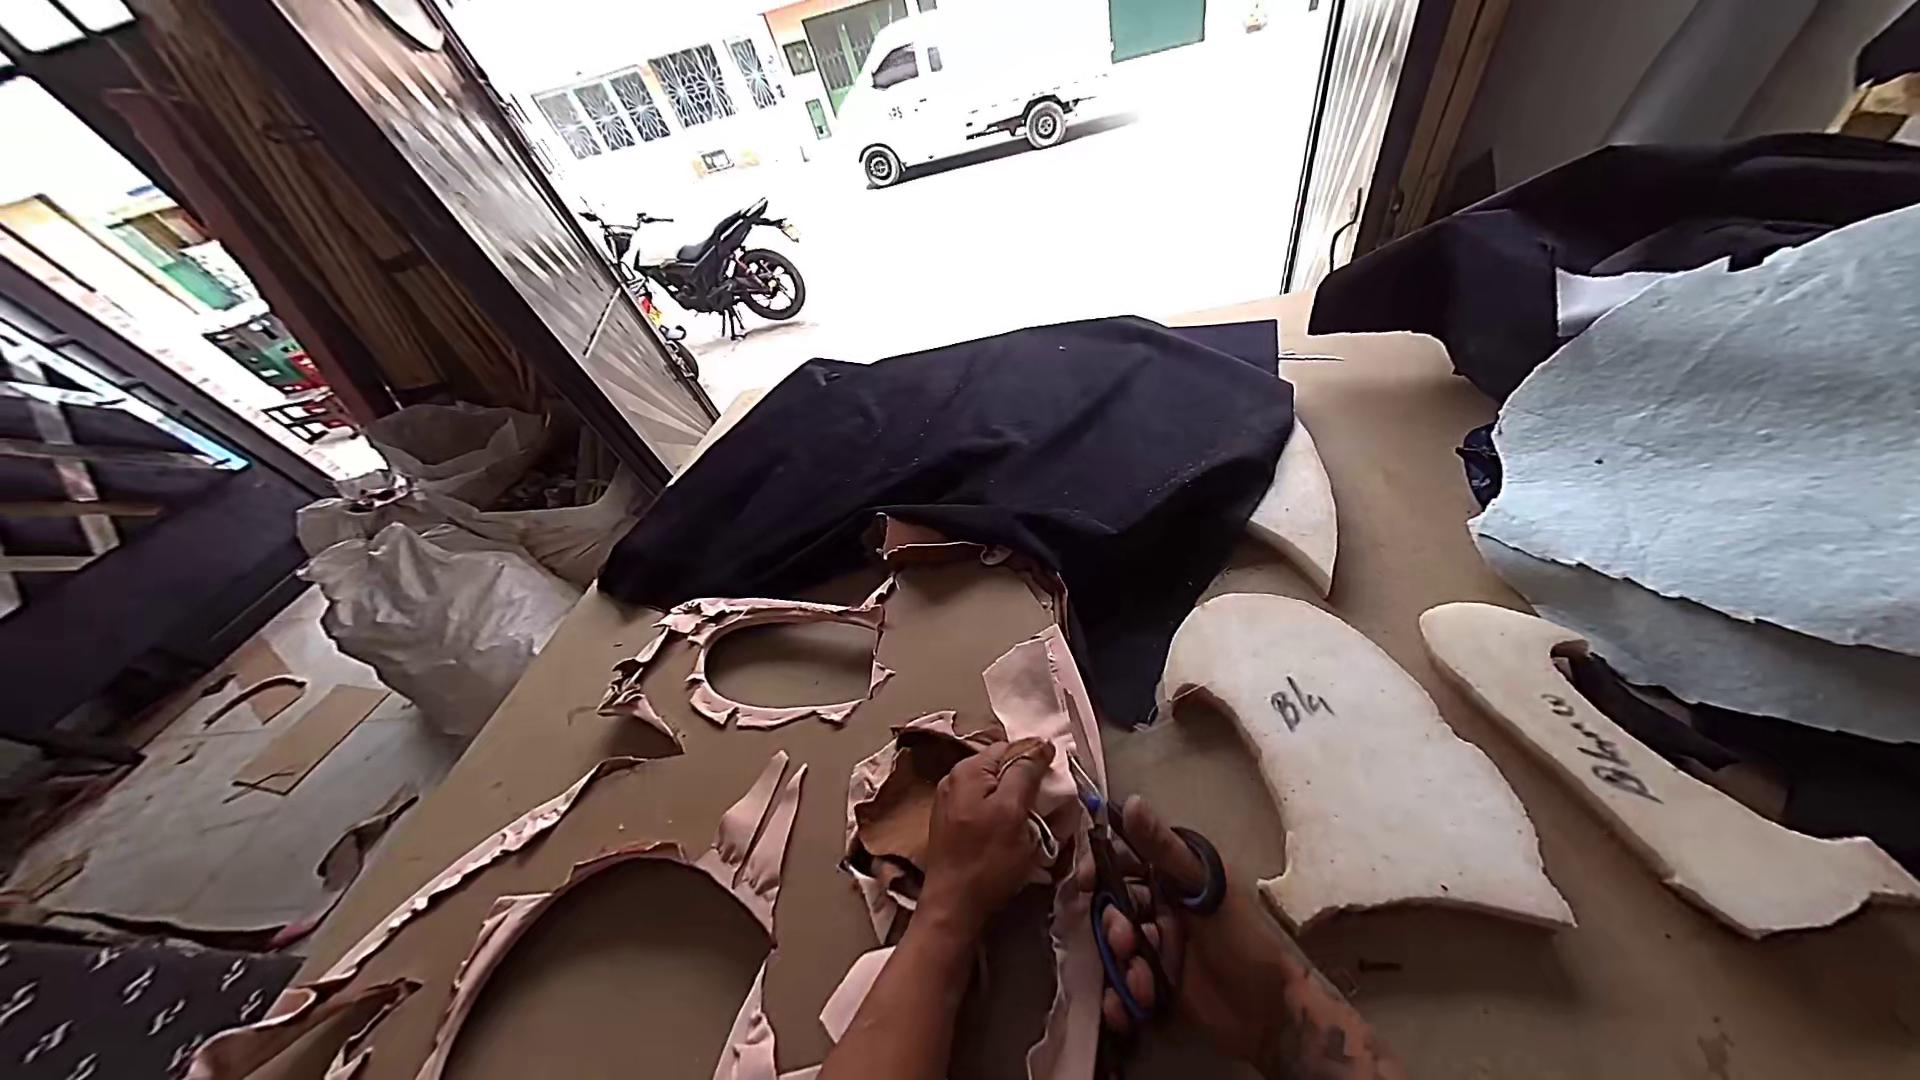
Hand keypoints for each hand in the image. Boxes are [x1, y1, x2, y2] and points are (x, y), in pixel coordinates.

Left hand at [919, 738, 1056, 934]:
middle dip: (1026, 782)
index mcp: (967, 770)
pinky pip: (984, 807)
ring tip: (1033, 823)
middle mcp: (954, 779)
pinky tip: (1012, 834)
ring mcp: (950, 802)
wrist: (953, 909)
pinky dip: (1002, 814)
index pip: (1010, 747)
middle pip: (1000, 767)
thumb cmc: (987, 860)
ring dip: (1015, 801)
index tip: (1056, 780)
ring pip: (994, 789)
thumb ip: (1024, 772)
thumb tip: (1040, 743)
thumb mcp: (1013, 812)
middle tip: (1047, 805)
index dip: (1035, 759)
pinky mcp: (952, 824)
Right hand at [1083, 797, 1405, 1078]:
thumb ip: (1164, 848)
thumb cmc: (1245, 938)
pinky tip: (1126, 1006)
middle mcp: (1160, 903)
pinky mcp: (1156, 983)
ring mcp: (1157, 944)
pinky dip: (1121, 995)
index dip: (1099, 865)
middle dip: (1112, 922)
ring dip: (1122, 961)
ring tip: (1142, 978)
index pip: (1124, 857)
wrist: (1276, 1017)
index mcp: (1173, 873)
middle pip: (1115, 903)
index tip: (1085, 879)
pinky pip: (1124, 982)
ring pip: (1118, 943)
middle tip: (1124, 939)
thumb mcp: (1205, 887)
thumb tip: (1132, 801)